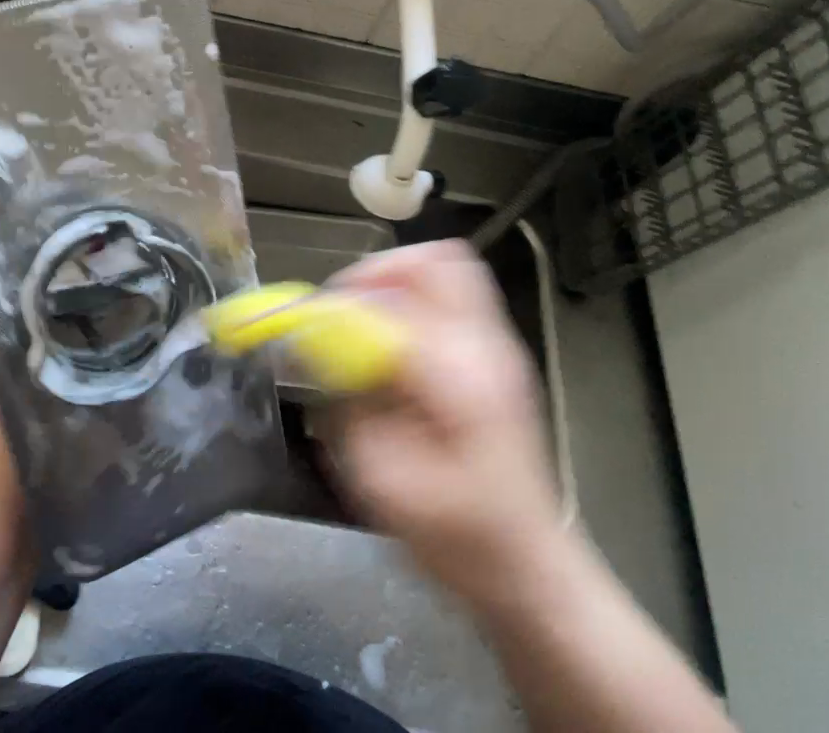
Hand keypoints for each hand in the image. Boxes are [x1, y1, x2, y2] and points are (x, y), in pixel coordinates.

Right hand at [327, 240, 565, 598]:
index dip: (335, 307)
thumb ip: (348, 404)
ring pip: (445, 270)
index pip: (390, 304)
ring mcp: (499, 349)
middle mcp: (486, 348)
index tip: (300, 326)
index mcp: (460, 378)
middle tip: (336, 314)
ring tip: (359, 328)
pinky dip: (411, 304)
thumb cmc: (457, 537)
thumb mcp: (385, 481)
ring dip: (392, 286)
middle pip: (433, 260)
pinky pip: (451, 300)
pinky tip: (390, 352)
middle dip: (373, 275)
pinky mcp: (497, 359)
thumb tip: (313, 343)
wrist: (527, 567)